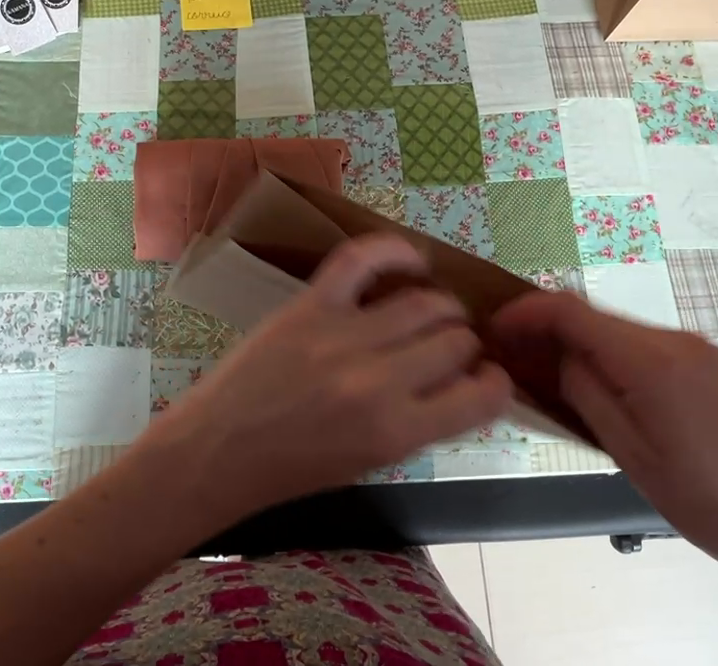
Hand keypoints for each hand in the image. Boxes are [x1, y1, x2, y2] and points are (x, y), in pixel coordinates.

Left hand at [142, 234, 513, 519]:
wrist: (220, 448)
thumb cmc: (295, 468)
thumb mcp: (372, 461)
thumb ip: (420, 421)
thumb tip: (460, 382)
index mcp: (397, 431)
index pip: (481, 396)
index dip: (496, 384)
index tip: (490, 377)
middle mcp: (379, 380)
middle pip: (455, 340)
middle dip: (466, 343)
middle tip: (455, 344)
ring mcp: (342, 335)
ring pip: (422, 301)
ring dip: (441, 305)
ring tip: (437, 311)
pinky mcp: (311, 305)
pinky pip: (360, 260)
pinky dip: (393, 251)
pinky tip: (413, 258)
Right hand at [488, 292, 717, 662]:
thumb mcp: (637, 462)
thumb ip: (589, 399)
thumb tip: (553, 359)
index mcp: (651, 361)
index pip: (569, 309)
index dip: (523, 312)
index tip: (491, 331)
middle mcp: (676, 341)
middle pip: (593, 315)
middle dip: (546, 330)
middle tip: (514, 362)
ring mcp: (703, 352)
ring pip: (620, 332)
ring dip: (580, 346)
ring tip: (552, 383)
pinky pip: (649, 349)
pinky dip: (614, 358)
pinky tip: (605, 393)